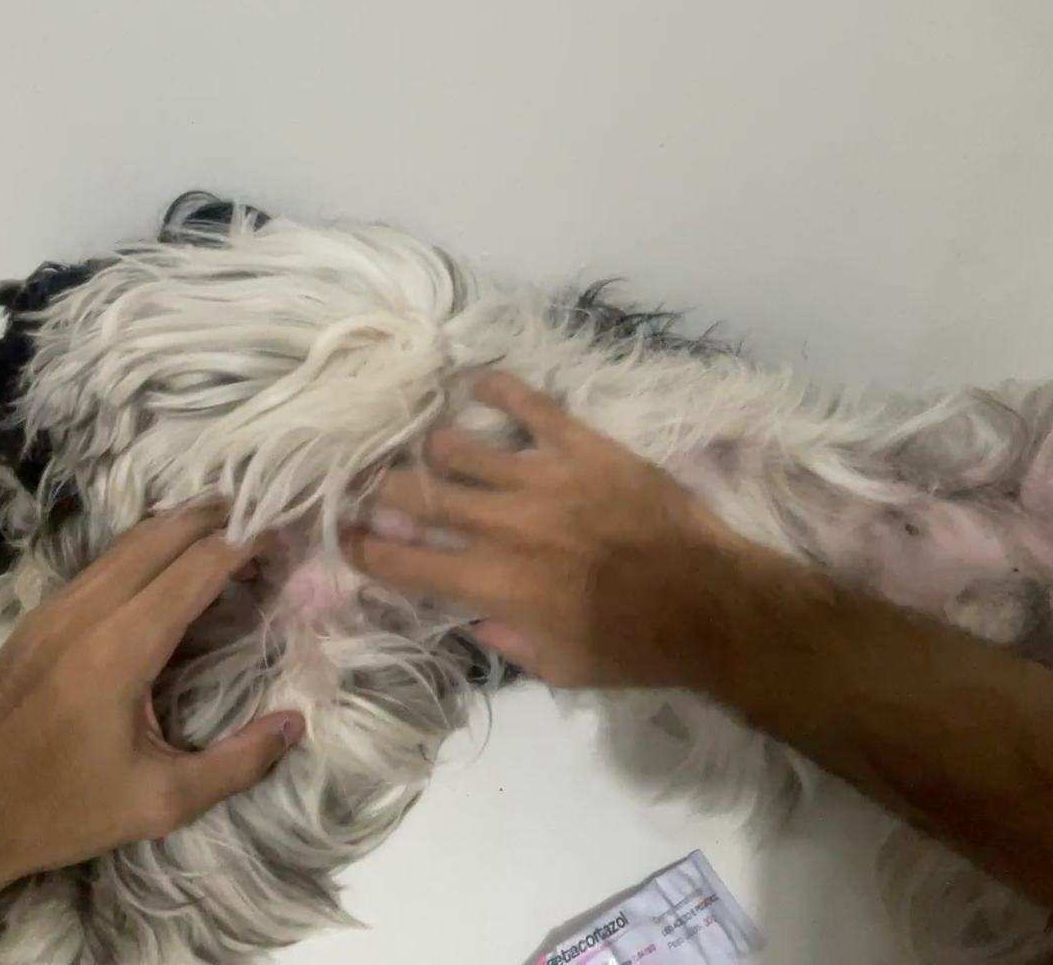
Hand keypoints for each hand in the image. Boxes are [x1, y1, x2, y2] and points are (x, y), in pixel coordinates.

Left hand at [0, 507, 303, 894]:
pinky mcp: (40, 613)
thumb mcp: (159, 803)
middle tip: (269, 530)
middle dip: (224, 517)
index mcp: (121, 648)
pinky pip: (110, 557)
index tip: (288, 538)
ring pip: (134, 537)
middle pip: (167, 530)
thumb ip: (238, 764)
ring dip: (189, 528)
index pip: (200, 563)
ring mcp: (57, 606)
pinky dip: (155, 546)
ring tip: (234, 543)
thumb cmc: (57, 811)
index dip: (250, 541)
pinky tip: (177, 572)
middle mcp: (87, 609)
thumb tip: (297, 723)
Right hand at [345, 372, 746, 687]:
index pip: (403, 562)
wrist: (706, 600)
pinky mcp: (581, 446)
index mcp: (492, 582)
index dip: (364, 549)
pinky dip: (497, 390)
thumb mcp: (557, 667)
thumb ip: (503, 639)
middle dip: (378, 489)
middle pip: (417, 495)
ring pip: (459, 446)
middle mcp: (501, 523)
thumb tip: (468, 613)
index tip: (346, 536)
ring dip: (431, 447)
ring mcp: (541, 477)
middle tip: (363, 481)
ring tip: (423, 445)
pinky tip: (476, 384)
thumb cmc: (632, 645)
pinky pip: (529, 405)